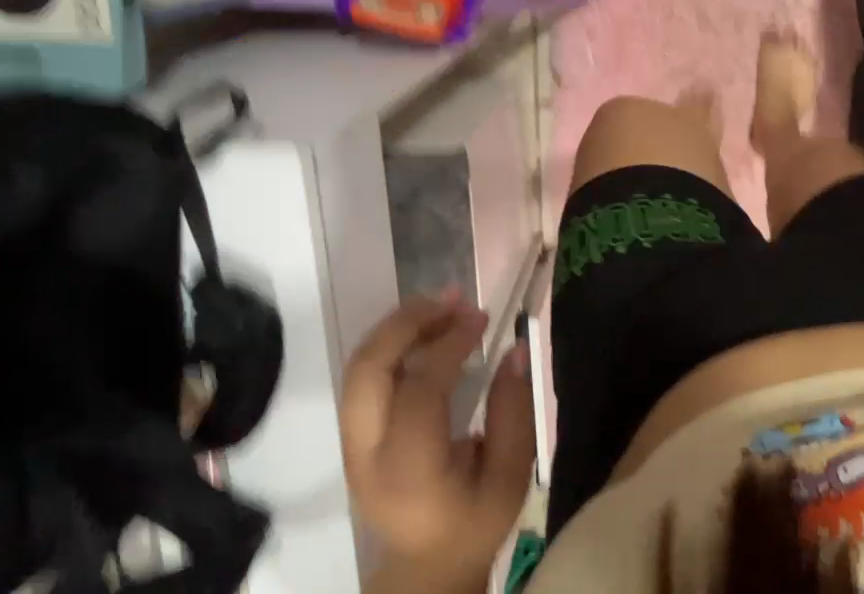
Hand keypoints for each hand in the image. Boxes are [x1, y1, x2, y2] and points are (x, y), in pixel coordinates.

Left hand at [341, 292, 535, 578]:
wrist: (427, 566)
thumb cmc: (475, 522)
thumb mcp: (511, 475)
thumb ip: (512, 412)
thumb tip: (512, 348)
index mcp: (410, 469)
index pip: (419, 390)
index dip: (449, 344)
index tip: (481, 317)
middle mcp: (368, 454)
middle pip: (368, 370)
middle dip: (407, 322)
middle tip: (452, 298)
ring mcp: (350, 445)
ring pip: (359, 367)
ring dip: (397, 328)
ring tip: (441, 304)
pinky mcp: (350, 436)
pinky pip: (363, 377)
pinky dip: (391, 344)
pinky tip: (425, 330)